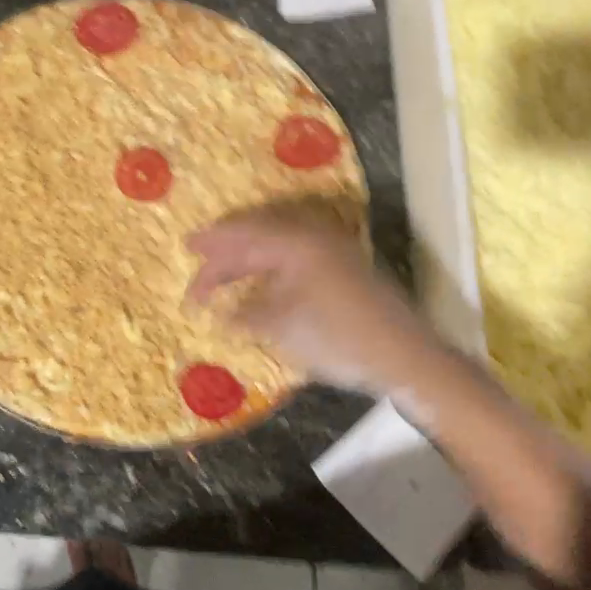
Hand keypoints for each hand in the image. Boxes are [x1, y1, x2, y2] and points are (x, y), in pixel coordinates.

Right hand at [185, 214, 446, 395]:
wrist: (404, 356)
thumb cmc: (337, 337)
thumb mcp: (281, 327)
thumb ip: (246, 314)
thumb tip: (223, 313)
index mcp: (296, 243)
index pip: (243, 235)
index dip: (212, 246)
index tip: (186, 252)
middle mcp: (314, 237)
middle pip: (260, 233)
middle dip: (227, 246)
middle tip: (196, 251)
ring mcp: (334, 251)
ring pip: (279, 244)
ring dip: (249, 256)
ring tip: (223, 269)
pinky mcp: (345, 269)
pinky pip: (296, 256)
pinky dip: (271, 265)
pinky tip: (261, 282)